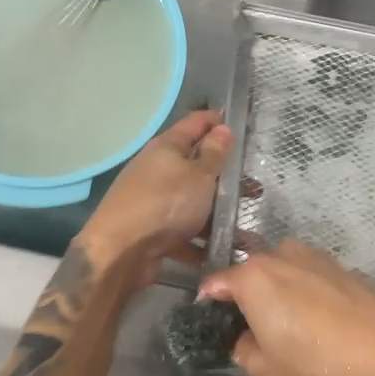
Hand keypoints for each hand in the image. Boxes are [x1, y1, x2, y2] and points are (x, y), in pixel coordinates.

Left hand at [78, 110, 231, 288]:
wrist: (120, 254)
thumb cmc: (165, 204)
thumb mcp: (199, 176)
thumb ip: (214, 154)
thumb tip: (222, 128)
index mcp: (166, 148)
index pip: (195, 123)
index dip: (217, 121)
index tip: (243, 126)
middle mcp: (157, 170)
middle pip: (196, 166)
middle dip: (224, 176)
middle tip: (255, 187)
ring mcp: (154, 202)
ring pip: (192, 201)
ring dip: (217, 212)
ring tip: (245, 225)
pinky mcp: (153, 232)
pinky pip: (184, 231)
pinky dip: (202, 241)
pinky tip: (224, 251)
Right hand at [197, 239, 374, 375]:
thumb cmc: (318, 361)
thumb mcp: (266, 371)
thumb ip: (242, 352)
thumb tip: (244, 339)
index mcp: (252, 277)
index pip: (215, 284)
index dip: (208, 307)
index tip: (211, 329)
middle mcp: (280, 256)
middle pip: (250, 275)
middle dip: (247, 300)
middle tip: (254, 335)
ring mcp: (314, 257)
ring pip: (282, 274)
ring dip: (280, 295)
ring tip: (292, 331)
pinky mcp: (342, 267)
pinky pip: (310, 279)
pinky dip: (307, 296)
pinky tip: (321, 326)